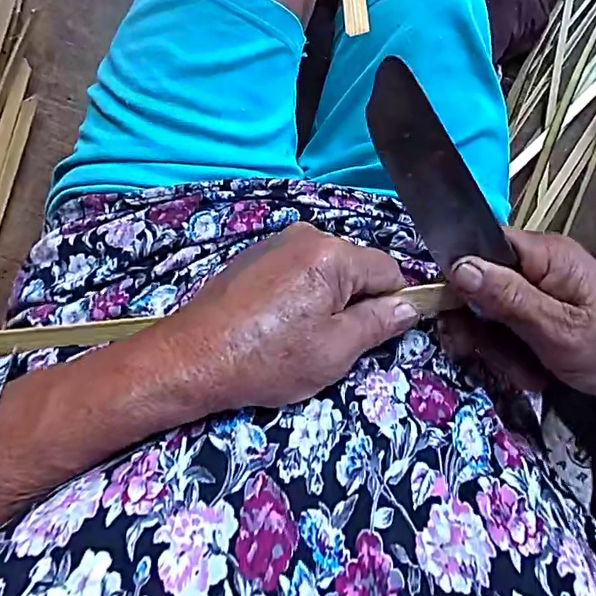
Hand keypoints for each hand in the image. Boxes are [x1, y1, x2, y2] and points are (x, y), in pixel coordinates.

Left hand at [146, 222, 419, 412]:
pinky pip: (302, 268)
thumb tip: (410, 306)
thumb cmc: (265, 360)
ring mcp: (280, 241)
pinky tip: (279, 321)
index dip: (392, 303)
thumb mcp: (335, 351)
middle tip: (333, 340)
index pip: (390, 271)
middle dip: (357, 301)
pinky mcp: (258, 253)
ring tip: (300, 334)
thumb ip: (379, 323)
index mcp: (333, 254)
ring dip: (329, 298)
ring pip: (331, 270)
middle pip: (359, 268)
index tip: (377, 333)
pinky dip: (303, 292)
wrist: (186, 360)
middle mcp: (309, 235)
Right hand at [446, 229, 595, 405]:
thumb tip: (458, 266)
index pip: (483, 245)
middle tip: (500, 361)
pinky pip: (514, 332)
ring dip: (505, 352)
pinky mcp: (548, 316)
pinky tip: (539, 376)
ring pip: (495, 317)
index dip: (460, 278)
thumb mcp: (557, 329)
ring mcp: (545, 293)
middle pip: (483, 287)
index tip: (454, 317)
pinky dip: (520, 357)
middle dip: (486, 330)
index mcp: (545, 253)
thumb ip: (506, 299)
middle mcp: (541, 266)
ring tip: (533, 374)